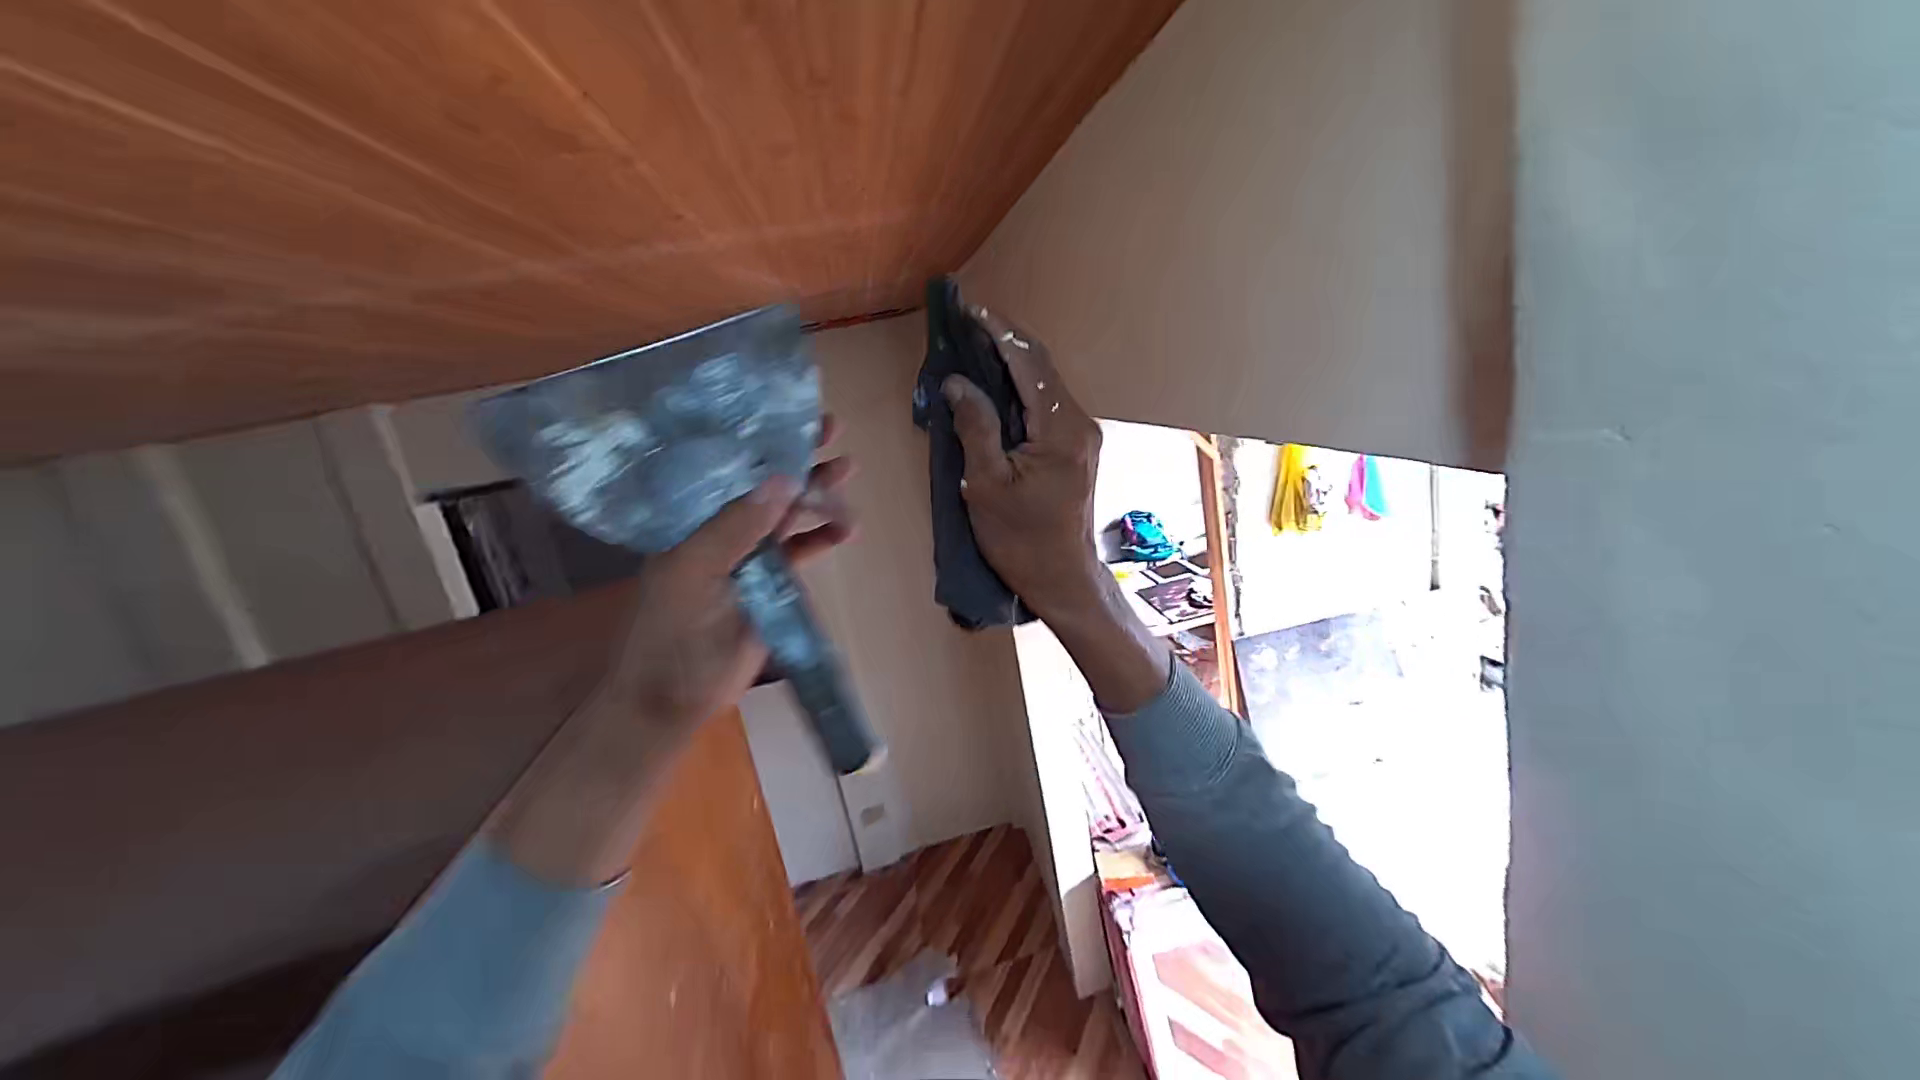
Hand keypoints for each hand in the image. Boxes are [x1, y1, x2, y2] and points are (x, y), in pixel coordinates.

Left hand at [488, 423, 854, 885]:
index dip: (759, 441)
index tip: (789, 414)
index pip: (729, 469)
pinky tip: (846, 530)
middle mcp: (722, 530)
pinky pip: (801, 553)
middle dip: (798, 458)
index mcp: (693, 519)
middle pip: (765, 485)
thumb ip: (735, 527)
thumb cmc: (673, 632)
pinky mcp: (773, 585)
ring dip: (818, 495)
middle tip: (832, 429)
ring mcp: (750, 557)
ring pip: (788, 516)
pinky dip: (822, 540)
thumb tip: (782, 478)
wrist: (674, 695)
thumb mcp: (696, 572)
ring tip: (848, 468)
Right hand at [941, 308, 1106, 621]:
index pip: (1029, 363)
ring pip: (1045, 384)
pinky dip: (1019, 388)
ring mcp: (1083, 436)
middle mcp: (1080, 424)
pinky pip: (1046, 405)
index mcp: (1061, 430)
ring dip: (1011, 363)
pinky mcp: (1077, 448)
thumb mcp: (986, 486)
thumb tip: (957, 381)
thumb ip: (974, 427)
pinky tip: (994, 386)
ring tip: (974, 346)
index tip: (970, 310)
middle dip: (1004, 340)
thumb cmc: (1021, 541)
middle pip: (1042, 367)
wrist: (1063, 579)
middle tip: (966, 323)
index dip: (999, 332)